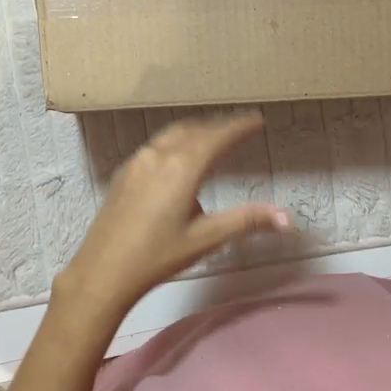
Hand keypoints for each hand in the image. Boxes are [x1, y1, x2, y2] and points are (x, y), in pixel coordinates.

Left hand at [56, 113, 291, 319]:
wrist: (102, 271)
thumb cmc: (157, 257)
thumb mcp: (206, 239)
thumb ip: (246, 221)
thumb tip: (287, 218)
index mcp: (182, 168)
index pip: (217, 137)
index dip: (239, 126)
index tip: (257, 119)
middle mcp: (158, 156)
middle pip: (194, 130)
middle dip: (218, 126)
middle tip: (239, 127)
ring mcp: (137, 163)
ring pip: (171, 136)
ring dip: (195, 132)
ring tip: (212, 137)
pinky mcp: (123, 174)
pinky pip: (155, 147)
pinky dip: (175, 143)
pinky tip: (177, 159)